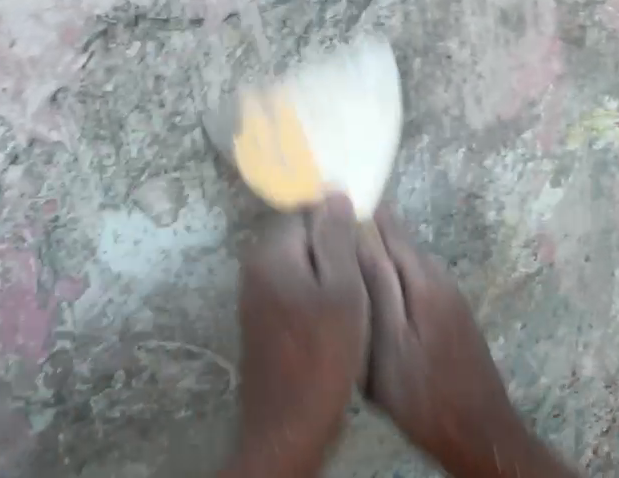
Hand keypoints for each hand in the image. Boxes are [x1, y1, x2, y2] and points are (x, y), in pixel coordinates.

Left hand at [225, 195, 367, 477]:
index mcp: (271, 253)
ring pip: (302, 265)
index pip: (308, 211)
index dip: (339, 223)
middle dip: (334, 248)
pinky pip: (295, 288)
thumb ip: (337, 237)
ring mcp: (255, 295)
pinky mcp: (261, 320)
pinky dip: (317, 295)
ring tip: (355, 298)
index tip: (363, 243)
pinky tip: (337, 319)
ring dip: (329, 274)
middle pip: (303, 237)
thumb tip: (335, 191)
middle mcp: (255, 267)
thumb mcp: (344, 290)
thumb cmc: (323, 356)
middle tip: (364, 275)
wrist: (288, 427)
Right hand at [358, 207, 571, 476]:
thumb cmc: (423, 392)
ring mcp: (451, 299)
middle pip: (403, 246)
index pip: (392, 232)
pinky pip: (419, 285)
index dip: (367, 217)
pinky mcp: (453, 318)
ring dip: (386, 259)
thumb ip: (377, 288)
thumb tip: (361, 239)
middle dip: (375, 235)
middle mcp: (442, 279)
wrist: (476, 430)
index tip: (340, 203)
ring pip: (411, 266)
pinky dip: (398, 281)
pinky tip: (381, 299)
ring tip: (352, 265)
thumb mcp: (389, 343)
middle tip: (339, 234)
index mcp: (425, 280)